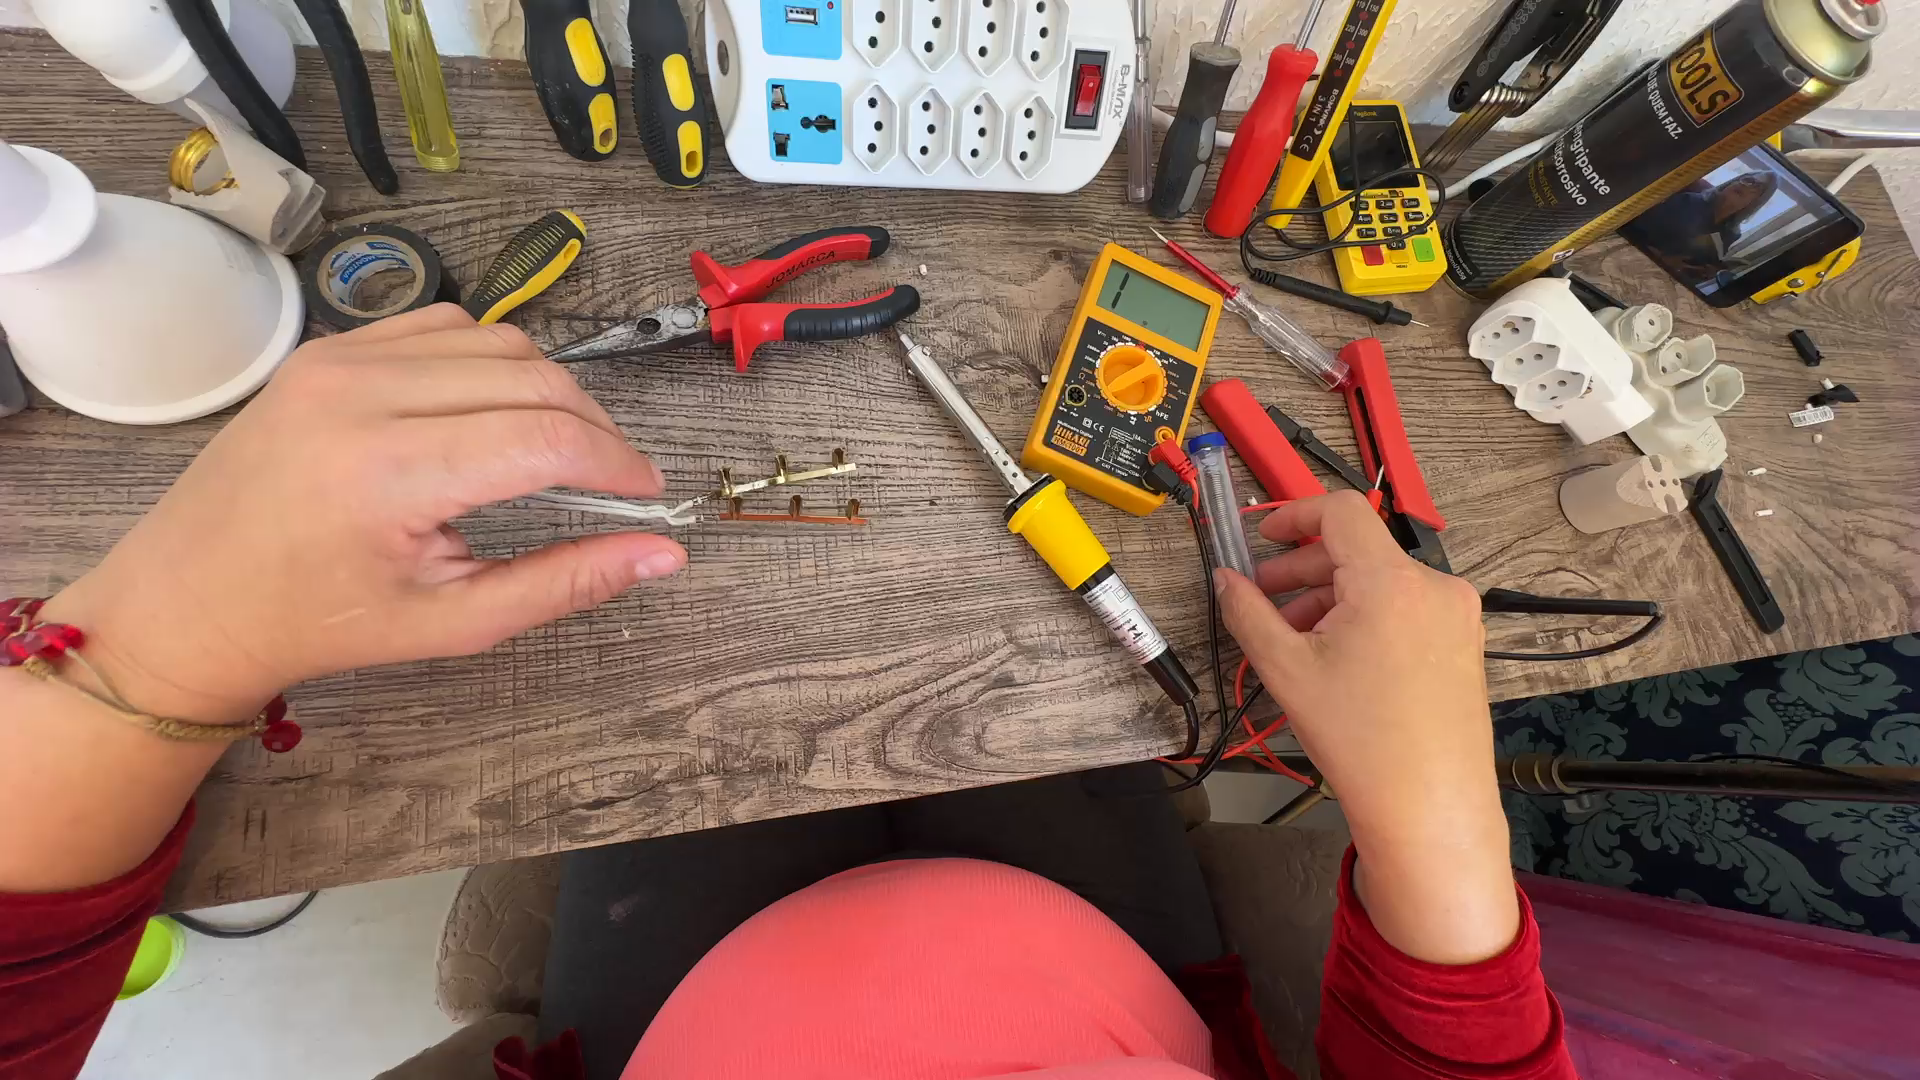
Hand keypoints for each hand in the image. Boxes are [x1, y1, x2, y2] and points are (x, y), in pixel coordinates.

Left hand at [42, 305, 687, 725]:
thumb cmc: (328, 621)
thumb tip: (667, 555)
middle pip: (538, 383)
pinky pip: (454, 327)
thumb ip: (572, 582)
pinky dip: (504, 364)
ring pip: (506, 345)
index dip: (620, 463)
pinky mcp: (333, 348)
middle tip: (616, 481)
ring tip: (565, 448)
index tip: (649, 494)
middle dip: (600, 432)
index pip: (548, 440)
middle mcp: (361, 394)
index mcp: (388, 473)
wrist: (187, 599)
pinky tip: (503, 411)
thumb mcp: (461, 622)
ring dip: (558, 394)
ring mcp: (340, 359)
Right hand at [1214, 491, 1517, 963]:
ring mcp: (1455, 615)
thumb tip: (1223, 577)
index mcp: (1390, 582)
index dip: (1292, 513)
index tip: (1260, 537)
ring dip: (1327, 595)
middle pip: (1355, 549)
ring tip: (1293, 637)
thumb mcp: (1284, 667)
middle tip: (1260, 599)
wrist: (1429, 807)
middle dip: (1300, 568)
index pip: (1340, 511)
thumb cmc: (1356, 735)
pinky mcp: (1462, 642)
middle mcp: (1433, 586)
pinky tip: (1335, 654)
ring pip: (1377, 580)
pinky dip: (1361, 613)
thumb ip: (1245, 610)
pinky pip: (1402, 606)